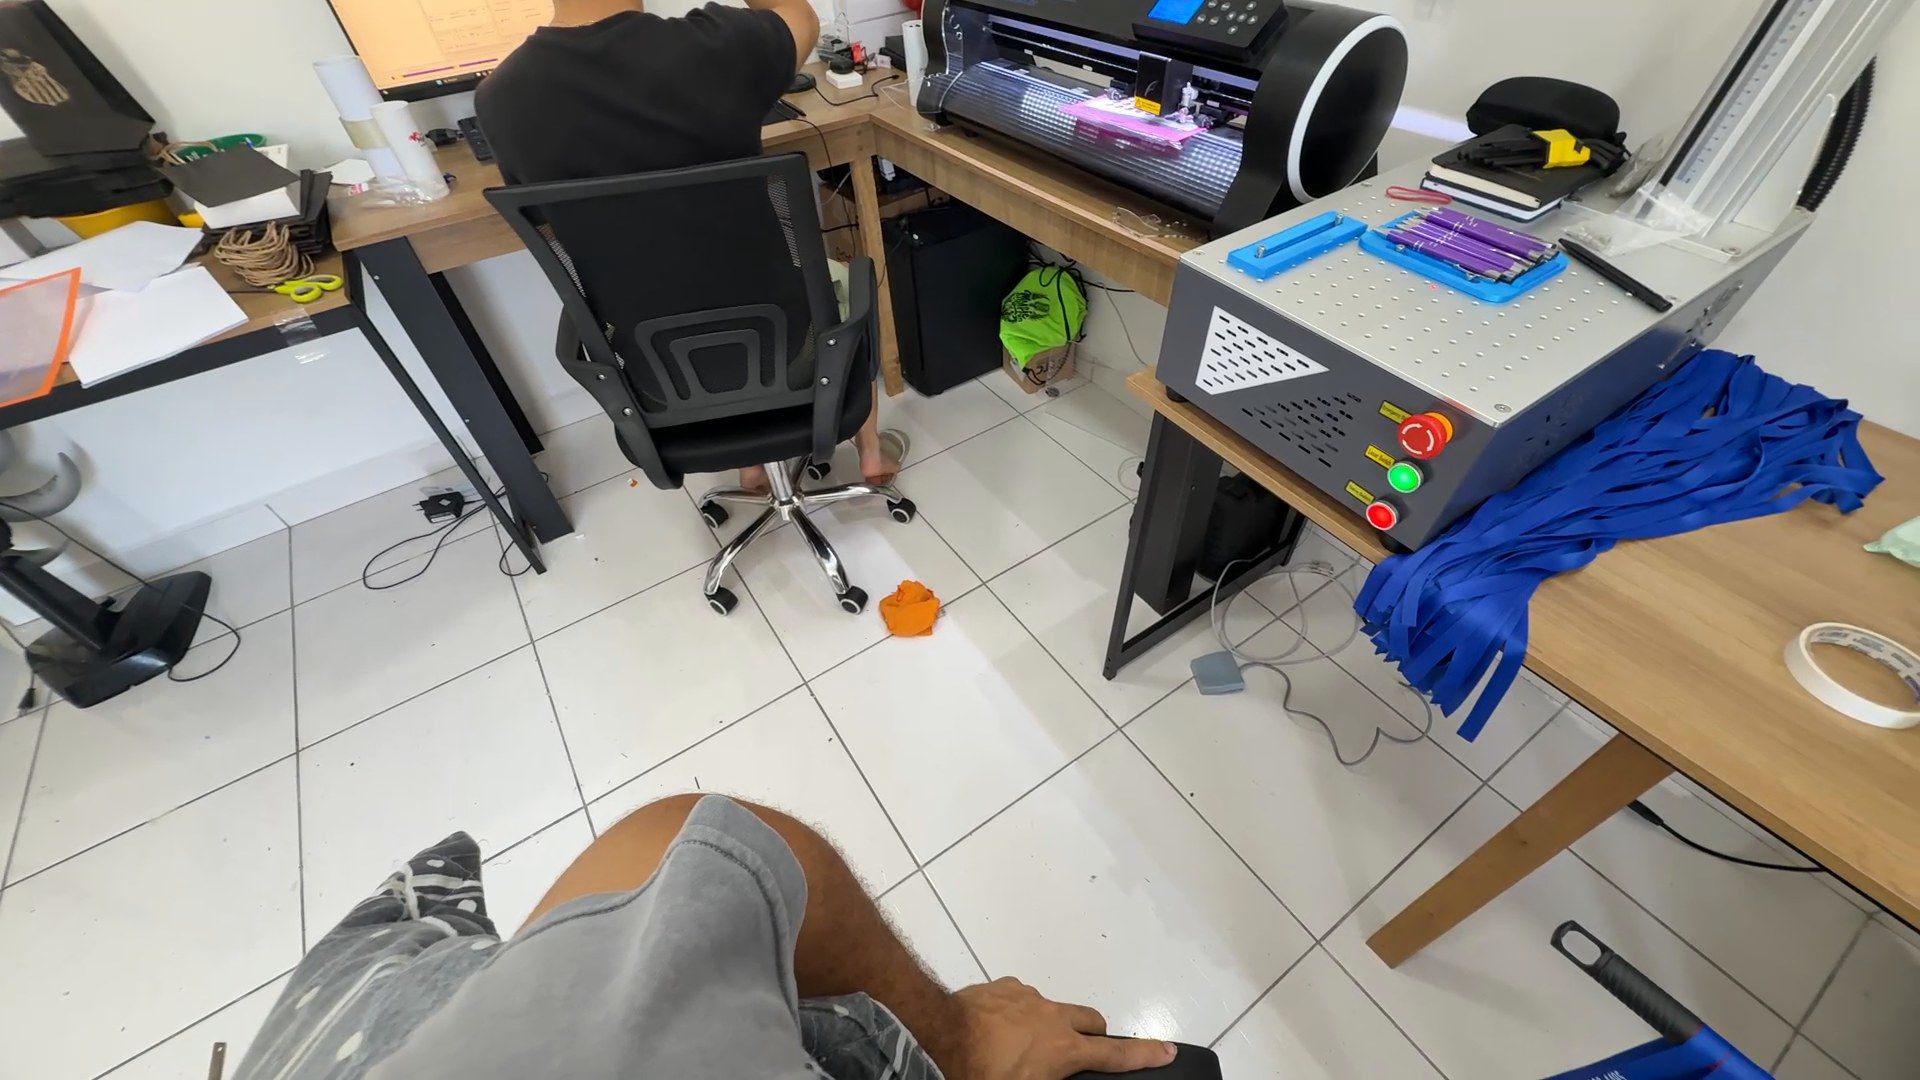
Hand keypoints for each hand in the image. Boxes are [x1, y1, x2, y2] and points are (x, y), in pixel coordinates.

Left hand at [939, 977, 1178, 1078]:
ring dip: (1052, 1025)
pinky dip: (1023, 1012)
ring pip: (1054, 1008)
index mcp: (1063, 1049)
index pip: (1115, 1055)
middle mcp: (1052, 1016)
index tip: (1169, 1050)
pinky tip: (1001, 1030)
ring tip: (1024, 1048)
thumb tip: (1057, 1074)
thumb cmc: (983, 1076)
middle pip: (1091, 1021)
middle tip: (1082, 1056)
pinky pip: (1023, 998)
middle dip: (1095, 1036)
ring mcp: (1027, 995)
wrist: (940, 1037)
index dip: (1145, 1055)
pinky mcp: (1003, 985)